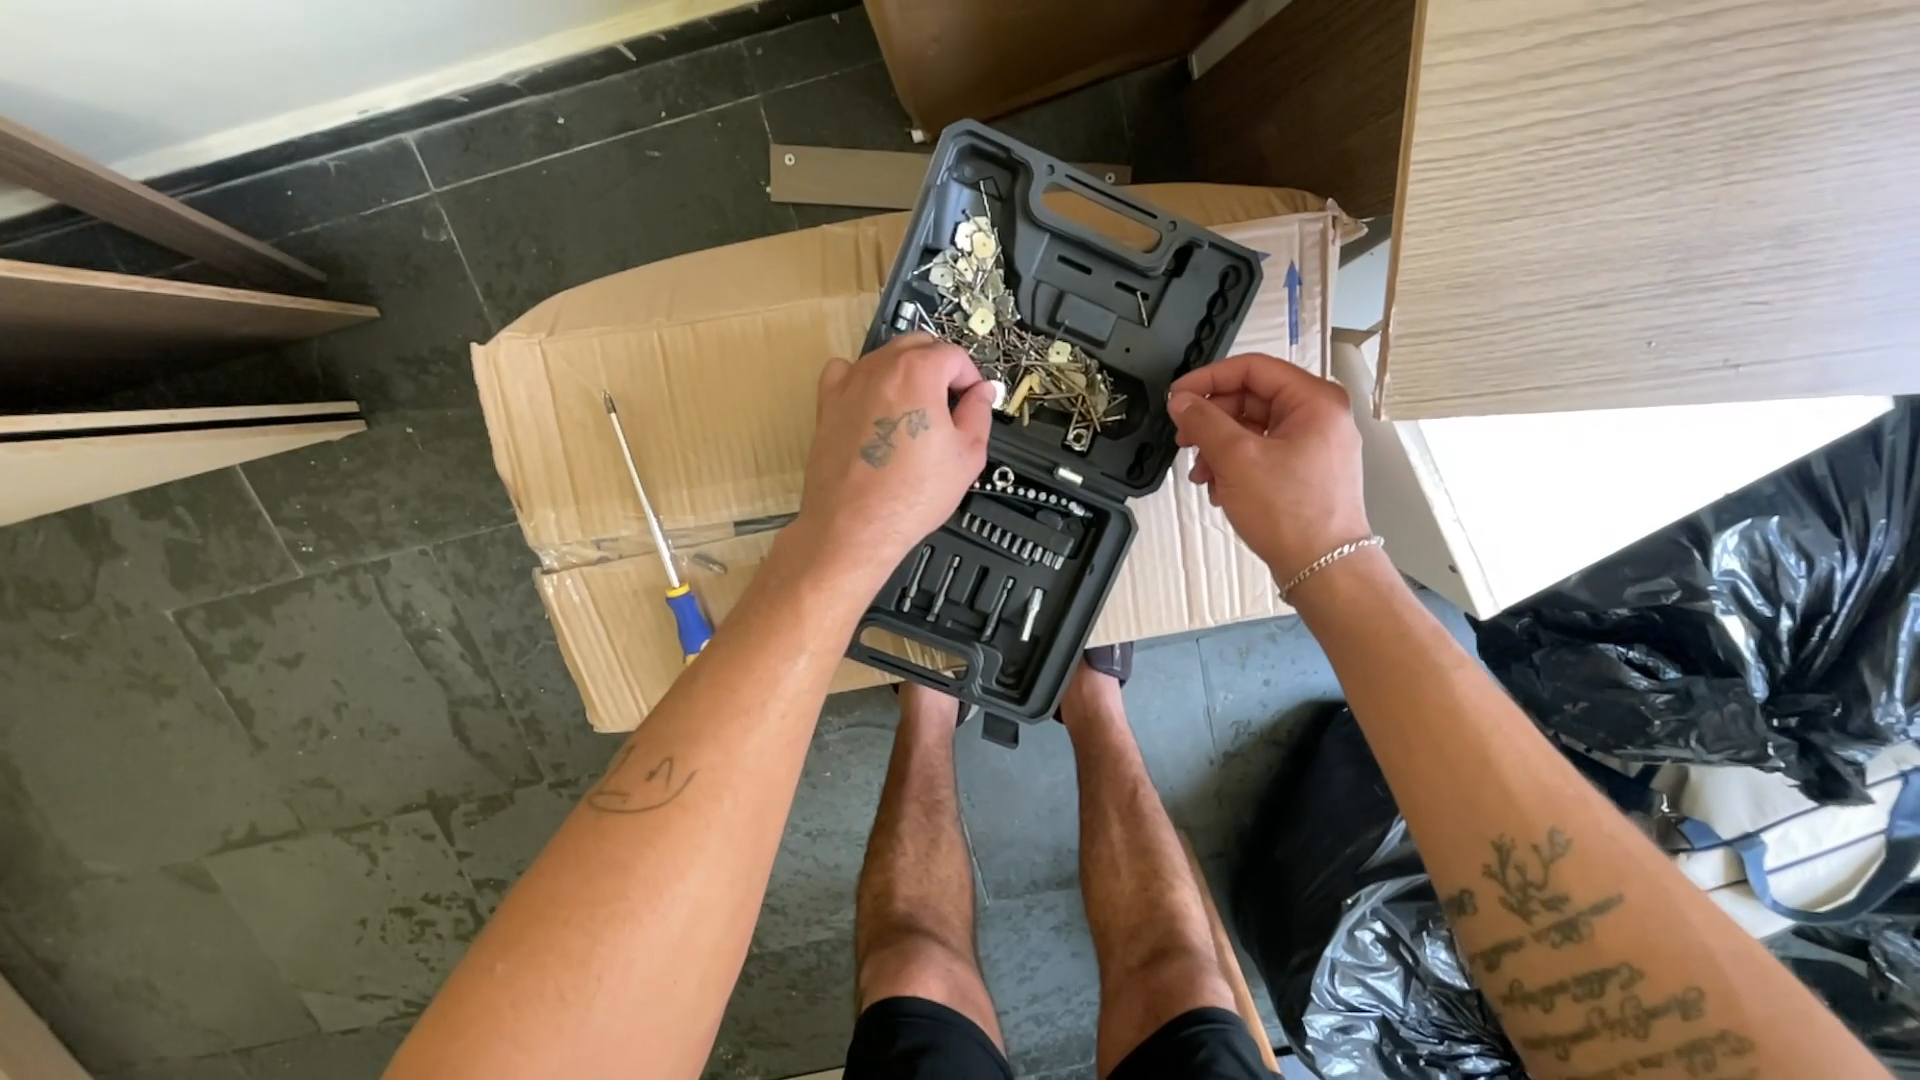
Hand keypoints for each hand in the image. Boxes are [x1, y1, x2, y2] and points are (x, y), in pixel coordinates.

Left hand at [790, 334, 993, 579]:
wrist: (855, 526)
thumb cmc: (909, 496)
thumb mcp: (967, 456)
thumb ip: (979, 414)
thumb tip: (982, 393)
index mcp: (918, 373)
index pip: (953, 355)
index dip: (970, 376)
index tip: (974, 398)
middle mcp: (880, 369)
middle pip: (917, 344)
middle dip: (939, 365)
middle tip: (950, 400)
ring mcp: (849, 384)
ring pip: (883, 357)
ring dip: (905, 371)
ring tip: (916, 408)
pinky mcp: (827, 405)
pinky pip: (844, 372)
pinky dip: (862, 378)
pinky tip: (874, 403)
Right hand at [1167, 353, 1369, 577]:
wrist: (1323, 567)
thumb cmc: (1295, 517)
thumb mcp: (1237, 459)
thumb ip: (1204, 422)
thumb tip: (1182, 402)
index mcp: (1315, 401)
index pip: (1252, 368)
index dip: (1208, 379)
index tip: (1179, 396)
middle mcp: (1320, 417)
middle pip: (1251, 399)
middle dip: (1212, 421)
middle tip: (1184, 438)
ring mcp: (1314, 445)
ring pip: (1252, 428)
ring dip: (1218, 447)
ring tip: (1201, 474)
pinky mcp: (1304, 470)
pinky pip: (1261, 452)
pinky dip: (1234, 465)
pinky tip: (1218, 487)